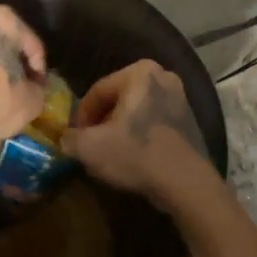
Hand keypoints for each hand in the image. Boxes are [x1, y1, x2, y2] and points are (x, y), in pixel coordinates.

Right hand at [61, 59, 210, 197]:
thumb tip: (67, 138)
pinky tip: (135, 156)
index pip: (97, 91)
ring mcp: (180, 96)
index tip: (76, 139)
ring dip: (121, 128)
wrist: (185, 183)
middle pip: (117, 99)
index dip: (81, 116)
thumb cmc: (135, 155)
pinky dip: (141, 134)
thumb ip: (70, 137)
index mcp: (139, 72)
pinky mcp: (189, 119)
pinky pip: (154, 121)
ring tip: (112, 152)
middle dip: (102, 120)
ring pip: (136, 110)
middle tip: (92, 144)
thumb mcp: (89, 147)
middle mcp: (163, 75)